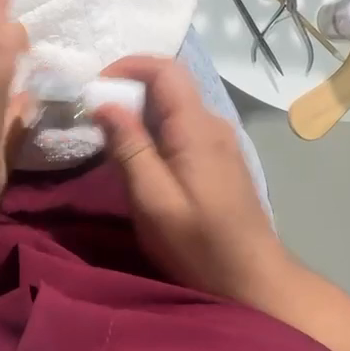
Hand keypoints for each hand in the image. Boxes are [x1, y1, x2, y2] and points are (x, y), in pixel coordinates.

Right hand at [94, 55, 299, 308]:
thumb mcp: (154, 202)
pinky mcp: (218, 159)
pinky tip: (139, 157)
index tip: (95, 86)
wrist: (255, 283)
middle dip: (128, 89)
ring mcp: (219, 141)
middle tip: (94, 114)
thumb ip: (129, 148)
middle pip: (169, 84)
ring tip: (109, 136)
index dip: (128, 66)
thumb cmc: (201, 246)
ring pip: (174, 106)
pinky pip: (181, 126)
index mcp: (197, 127)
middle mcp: (212, 123)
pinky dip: (154, 129)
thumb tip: (104, 102)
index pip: (165, 70)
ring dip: (140, 111)